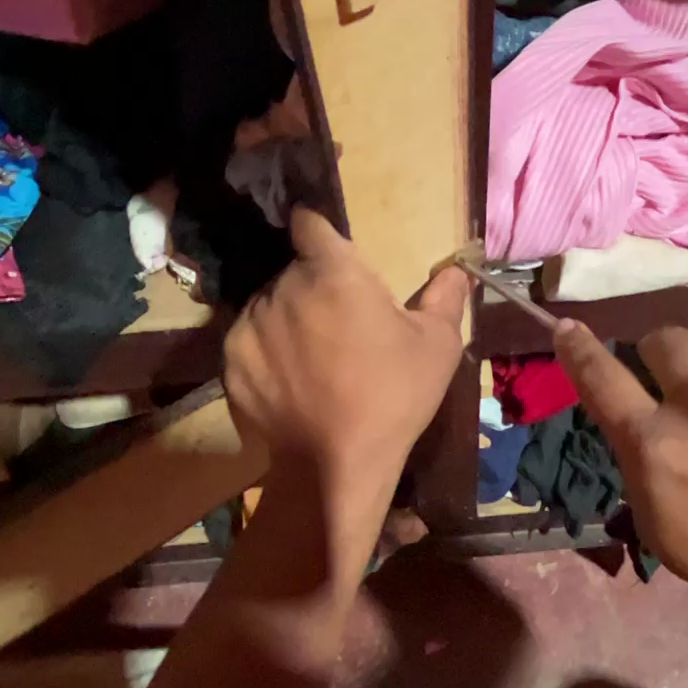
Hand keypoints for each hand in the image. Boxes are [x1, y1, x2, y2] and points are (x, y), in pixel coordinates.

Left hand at [225, 209, 470, 483]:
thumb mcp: (438, 346)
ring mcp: (251, 325)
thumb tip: (456, 270)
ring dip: (288, 318)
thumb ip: (446, 297)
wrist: (339, 464)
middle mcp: (284, 287)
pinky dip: (267, 351)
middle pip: (295, 270)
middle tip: (340, 326)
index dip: (319, 231)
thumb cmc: (395, 398)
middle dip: (314, 287)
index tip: (330, 251)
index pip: (310, 223)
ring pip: (269, 304)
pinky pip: (250, 339)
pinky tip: (291, 380)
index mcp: (334, 273)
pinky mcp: (231, 361)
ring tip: (313, 359)